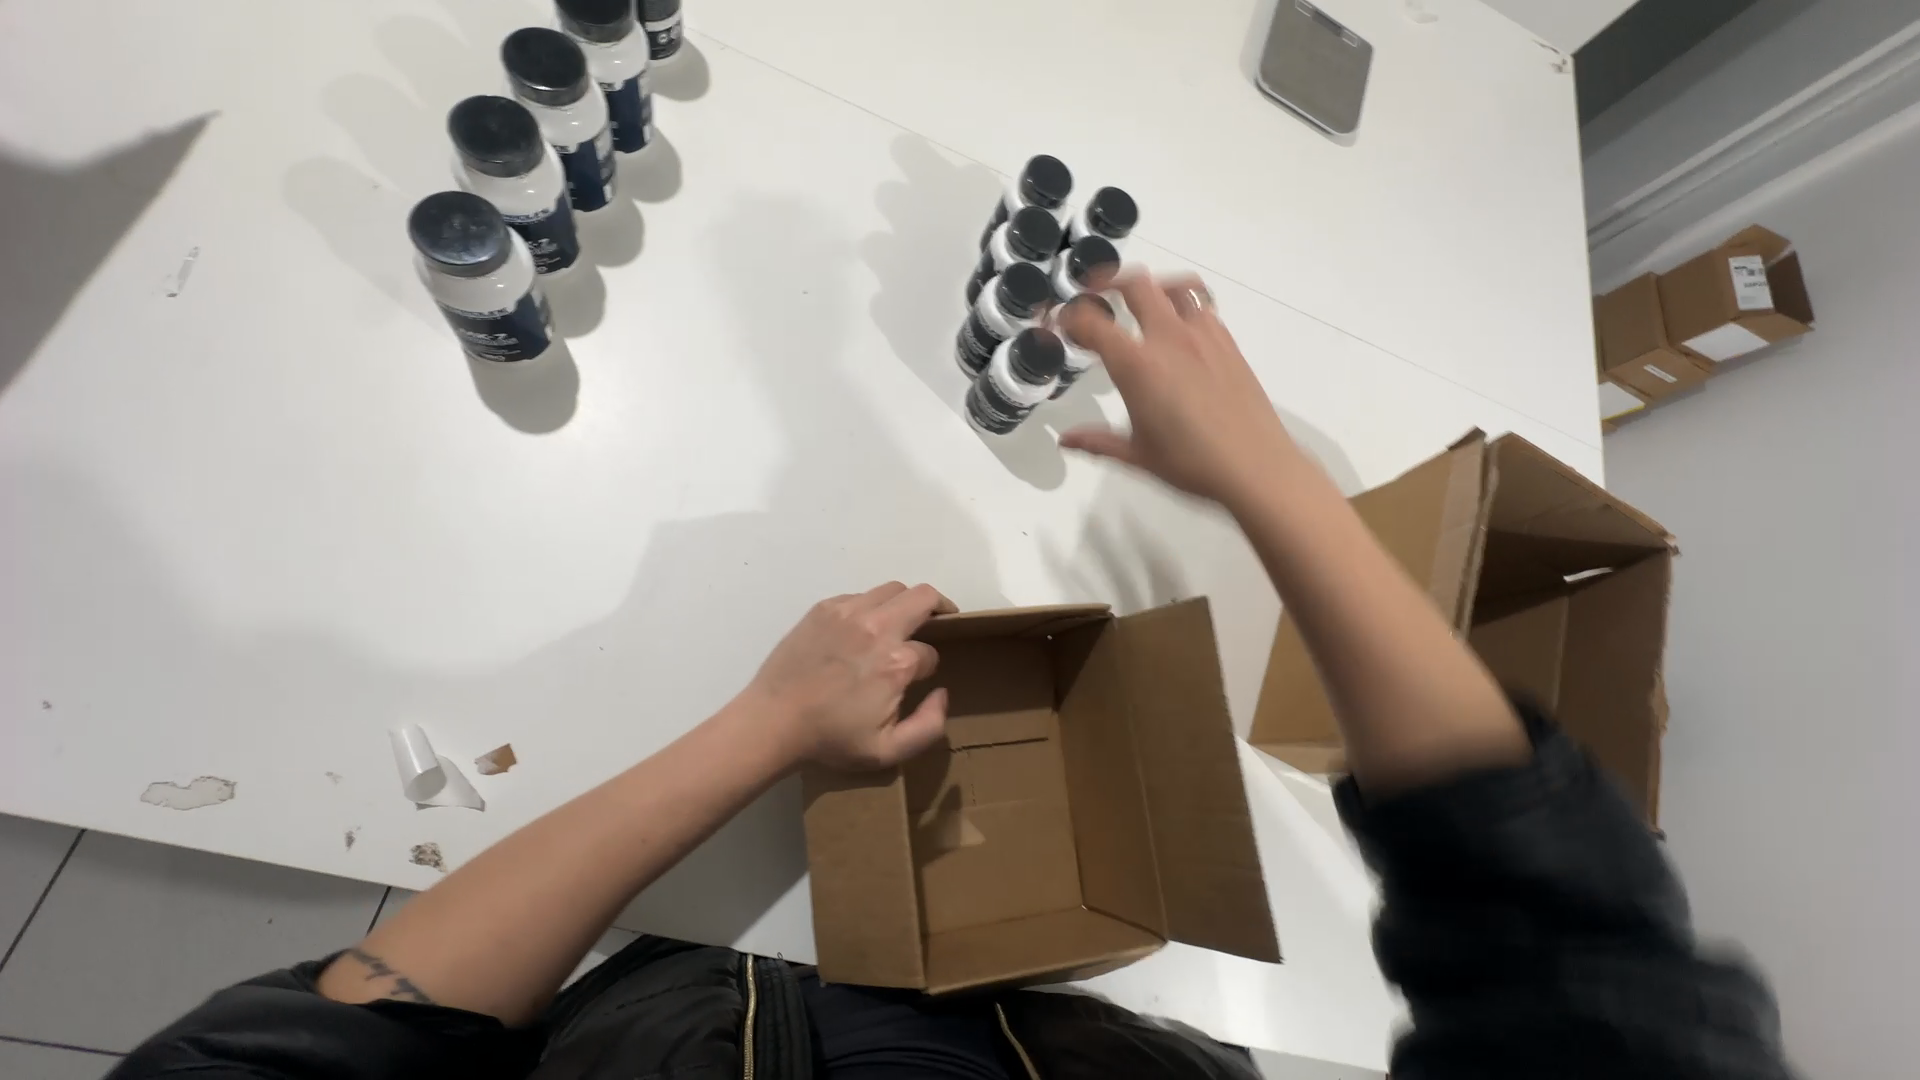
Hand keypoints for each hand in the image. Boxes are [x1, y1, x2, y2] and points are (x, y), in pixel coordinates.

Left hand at [742, 582, 954, 770]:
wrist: (772, 721)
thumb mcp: (888, 751)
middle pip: (925, 596)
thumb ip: (929, 726)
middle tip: (938, 624)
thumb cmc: (831, 739)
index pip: (930, 651)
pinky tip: (864, 628)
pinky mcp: (825, 607)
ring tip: (902, 623)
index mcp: (896, 662)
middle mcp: (877, 627)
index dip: (929, 665)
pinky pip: (862, 595)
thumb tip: (942, 693)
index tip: (918, 678)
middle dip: (939, 609)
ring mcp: (849, 612)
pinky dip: (873, 606)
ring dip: (907, 603)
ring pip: (895, 589)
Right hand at [1058, 270, 1298, 509]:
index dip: (1071, 317)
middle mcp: (1169, 339)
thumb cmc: (1190, 464)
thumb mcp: (1137, 455)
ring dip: (1153, 286)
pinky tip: (1179, 332)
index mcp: (1138, 366)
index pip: (1093, 323)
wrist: (1255, 466)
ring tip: (1141, 302)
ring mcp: (1203, 335)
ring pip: (1176, 286)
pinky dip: (1183, 305)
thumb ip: (1098, 442)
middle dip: (1109, 281)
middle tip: (1094, 292)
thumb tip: (1066, 440)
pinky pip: (1202, 306)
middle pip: (1136, 285)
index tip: (1061, 323)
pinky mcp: (1228, 342)